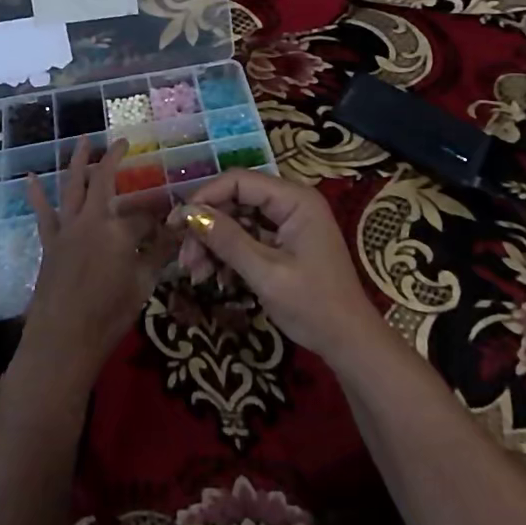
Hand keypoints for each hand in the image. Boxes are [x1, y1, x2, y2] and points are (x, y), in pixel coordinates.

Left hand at [17, 138, 169, 383]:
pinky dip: (36, 194)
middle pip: (103, 181)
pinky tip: (30, 176)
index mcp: (118, 231)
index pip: (145, 216)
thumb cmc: (108, 316)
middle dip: (113, 158)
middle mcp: (91, 220)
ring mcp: (67, 229)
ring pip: (72, 187)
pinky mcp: (50, 242)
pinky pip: (43, 213)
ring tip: (82, 141)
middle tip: (122, 142)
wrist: (62, 339)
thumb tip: (178, 233)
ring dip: (77, 162)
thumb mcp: (142, 286)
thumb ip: (159, 255)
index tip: (171, 218)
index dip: (159, 217)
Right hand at [168, 170, 382, 361]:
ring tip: (197, 275)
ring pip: (236, 220)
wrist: (349, 343)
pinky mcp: (282, 243)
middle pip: (234, 200)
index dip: (204, 198)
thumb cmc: (313, 305)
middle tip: (185, 259)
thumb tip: (188, 214)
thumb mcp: (265, 273)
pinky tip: (216, 279)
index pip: (238, 181)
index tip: (177, 224)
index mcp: (295, 200)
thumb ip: (227, 240)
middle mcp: (291, 203)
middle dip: (207, 228)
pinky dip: (227, 256)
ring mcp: (287, 223)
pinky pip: (246, 238)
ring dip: (213, 245)